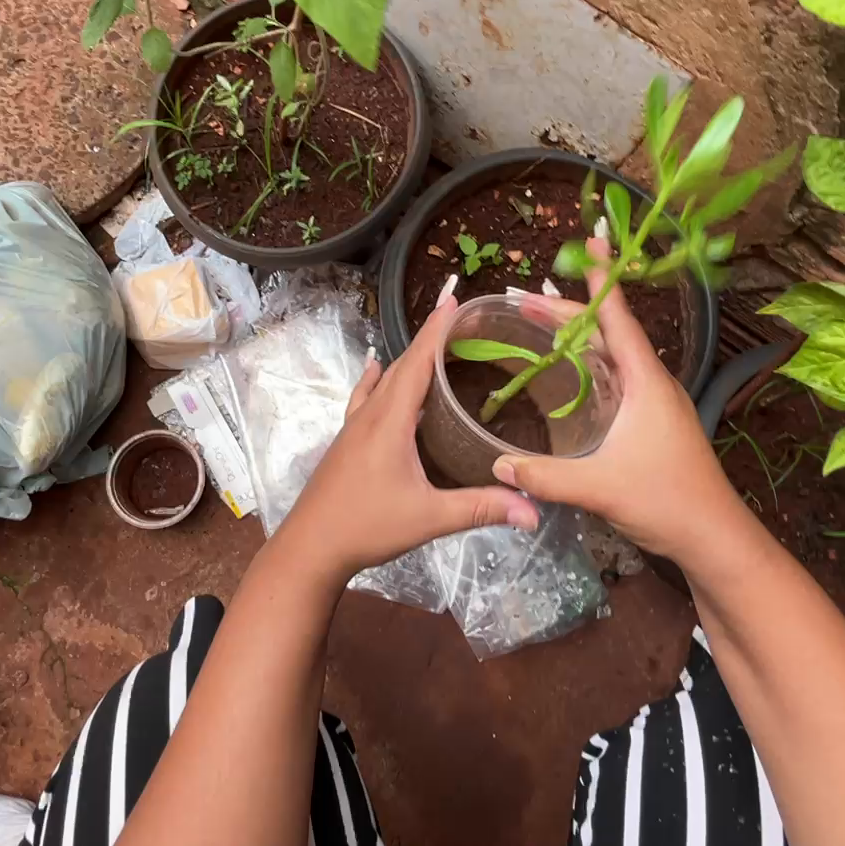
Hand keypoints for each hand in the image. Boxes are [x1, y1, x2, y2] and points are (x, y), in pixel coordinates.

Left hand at [275, 281, 539, 581]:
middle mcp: (371, 414)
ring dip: (408, 359)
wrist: (311, 546)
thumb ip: (481, 508)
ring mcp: (354, 426)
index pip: (418, 362)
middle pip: (402, 365)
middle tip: (458, 319)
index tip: (453, 299)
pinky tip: (376, 369)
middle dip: (429, 338)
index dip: (436, 330)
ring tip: (432, 344)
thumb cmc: (367, 525)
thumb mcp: (429, 517)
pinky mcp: (347, 440)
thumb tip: (533, 510)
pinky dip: (377, 379)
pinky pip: (365, 397)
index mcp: (390, 420)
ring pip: (384, 380)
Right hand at [491, 238, 744, 561]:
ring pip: (611, 353)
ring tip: (538, 321)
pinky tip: (564, 372)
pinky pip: (613, 376)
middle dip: (567, 310)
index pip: (619, 318)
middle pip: (607, 332)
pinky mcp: (649, 420)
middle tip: (525, 298)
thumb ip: (544, 475)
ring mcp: (653, 401)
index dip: (602, 278)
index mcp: (645, 382)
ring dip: (577, 335)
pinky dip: (586, 362)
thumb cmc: (665, 501)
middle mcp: (651, 382)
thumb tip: (496, 464)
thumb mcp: (599, 487)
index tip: (593, 237)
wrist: (714, 537)